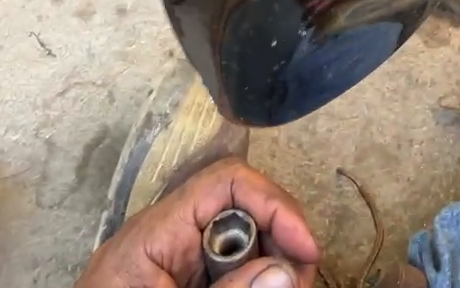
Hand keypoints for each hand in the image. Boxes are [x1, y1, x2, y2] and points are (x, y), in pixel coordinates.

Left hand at [76, 158, 321, 287]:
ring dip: (269, 266)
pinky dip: (249, 281)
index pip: (224, 181)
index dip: (273, 203)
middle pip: (240, 211)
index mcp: (153, 236)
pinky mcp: (178, 286)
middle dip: (279, 240)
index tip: (306, 250)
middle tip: (302, 283)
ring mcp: (170, 266)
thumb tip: (288, 271)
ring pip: (239, 244)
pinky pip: (225, 272)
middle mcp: (163, 239)